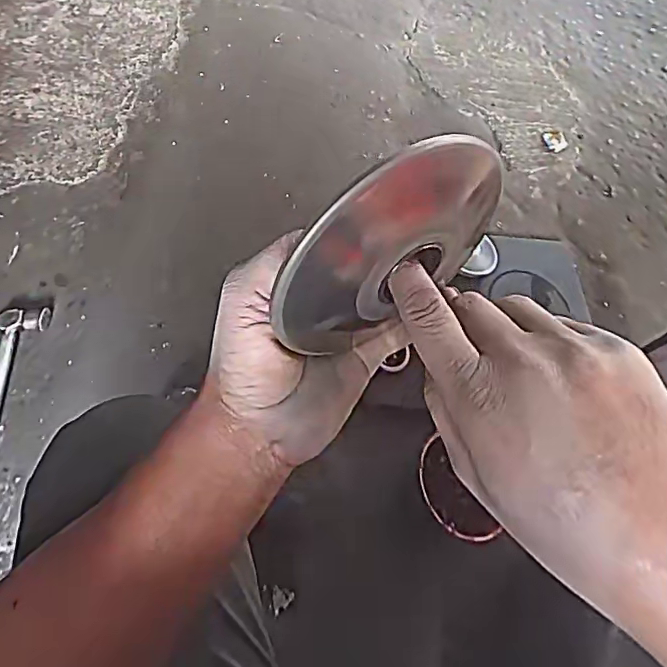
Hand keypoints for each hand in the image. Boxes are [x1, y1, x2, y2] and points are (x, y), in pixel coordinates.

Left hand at [206, 232, 406, 469]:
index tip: (375, 233)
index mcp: (292, 278)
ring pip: (389, 296)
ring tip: (422, 280)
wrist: (260, 433)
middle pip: (365, 267)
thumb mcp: (241, 300)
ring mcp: (348, 325)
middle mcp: (322, 298)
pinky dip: (416, 322)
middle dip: (385, 261)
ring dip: (405, 289)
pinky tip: (425, 313)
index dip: (351, 240)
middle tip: (405, 257)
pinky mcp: (369, 353)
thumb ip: (270, 265)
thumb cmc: (242, 373)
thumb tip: (310, 237)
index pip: (330, 245)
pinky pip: (400, 331)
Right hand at [386, 262, 666, 618]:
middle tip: (477, 356)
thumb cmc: (569, 526)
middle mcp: (524, 360)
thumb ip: (447, 414)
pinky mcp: (614, 346)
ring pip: (518, 307)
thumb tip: (436, 373)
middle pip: (472, 303)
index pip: (430, 317)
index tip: (407, 277)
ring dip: (509, 331)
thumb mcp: (480, 480)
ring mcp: (574, 348)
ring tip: (530, 380)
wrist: (660, 536)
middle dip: (462, 321)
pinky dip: (553, 344)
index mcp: (481, 395)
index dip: (411, 290)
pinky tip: (567, 386)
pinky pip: (565, 324)